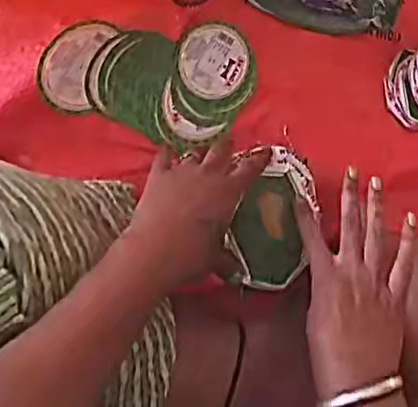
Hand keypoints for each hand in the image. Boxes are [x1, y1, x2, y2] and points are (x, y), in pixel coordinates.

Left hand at [124, 140, 270, 288]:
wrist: (153, 252)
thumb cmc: (191, 256)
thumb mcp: (214, 259)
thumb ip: (225, 260)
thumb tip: (234, 270)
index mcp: (228, 191)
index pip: (249, 169)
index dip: (258, 158)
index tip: (265, 151)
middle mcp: (208, 174)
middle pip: (222, 150)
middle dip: (227, 147)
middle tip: (230, 147)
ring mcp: (183, 171)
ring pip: (196, 152)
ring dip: (199, 153)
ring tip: (201, 156)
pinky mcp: (159, 175)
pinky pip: (164, 155)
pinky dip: (166, 152)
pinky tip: (167, 150)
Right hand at [296, 169, 417, 397]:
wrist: (357, 386)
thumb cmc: (327, 356)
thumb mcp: (314, 316)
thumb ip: (319, 286)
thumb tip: (321, 269)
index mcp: (326, 277)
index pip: (312, 236)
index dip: (305, 213)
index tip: (301, 192)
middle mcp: (351, 271)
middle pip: (349, 225)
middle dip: (350, 195)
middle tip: (352, 171)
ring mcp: (376, 281)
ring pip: (376, 235)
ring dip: (376, 206)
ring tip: (377, 183)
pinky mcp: (396, 295)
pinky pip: (403, 263)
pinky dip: (407, 240)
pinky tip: (410, 219)